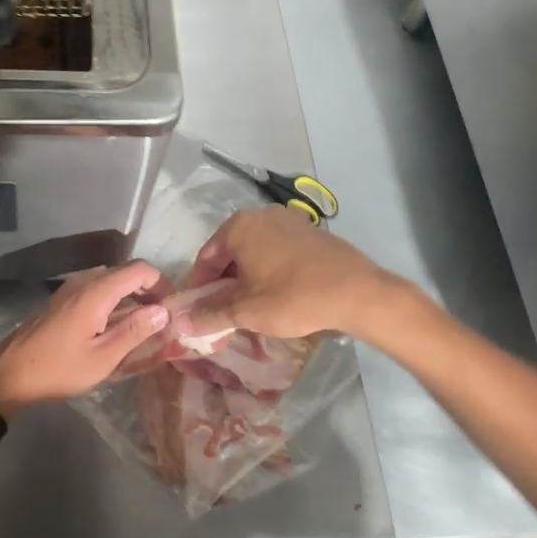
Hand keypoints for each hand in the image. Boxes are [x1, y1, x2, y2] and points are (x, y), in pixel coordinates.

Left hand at [0, 261, 168, 416]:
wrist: (10, 375)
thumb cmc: (59, 368)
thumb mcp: (103, 357)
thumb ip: (135, 331)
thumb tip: (163, 311)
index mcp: (97, 291)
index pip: (139, 269)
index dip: (161, 283)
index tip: (172, 306)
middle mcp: (84, 281)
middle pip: (125, 272)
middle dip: (148, 290)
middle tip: (161, 318)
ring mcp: (70, 288)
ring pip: (110, 280)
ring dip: (130, 296)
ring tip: (142, 324)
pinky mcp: (61, 300)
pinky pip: (95, 289)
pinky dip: (113, 300)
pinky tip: (114, 326)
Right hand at [176, 207, 402, 340]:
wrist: (356, 292)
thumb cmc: (293, 297)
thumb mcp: (246, 310)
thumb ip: (210, 314)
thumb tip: (180, 323)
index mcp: (238, 226)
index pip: (205, 258)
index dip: (199, 288)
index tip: (198, 313)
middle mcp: (260, 215)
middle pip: (230, 252)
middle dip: (224, 284)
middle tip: (224, 315)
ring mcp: (288, 220)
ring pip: (255, 252)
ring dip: (247, 279)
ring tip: (251, 309)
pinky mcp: (310, 232)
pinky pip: (278, 251)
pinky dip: (270, 271)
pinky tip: (278, 296)